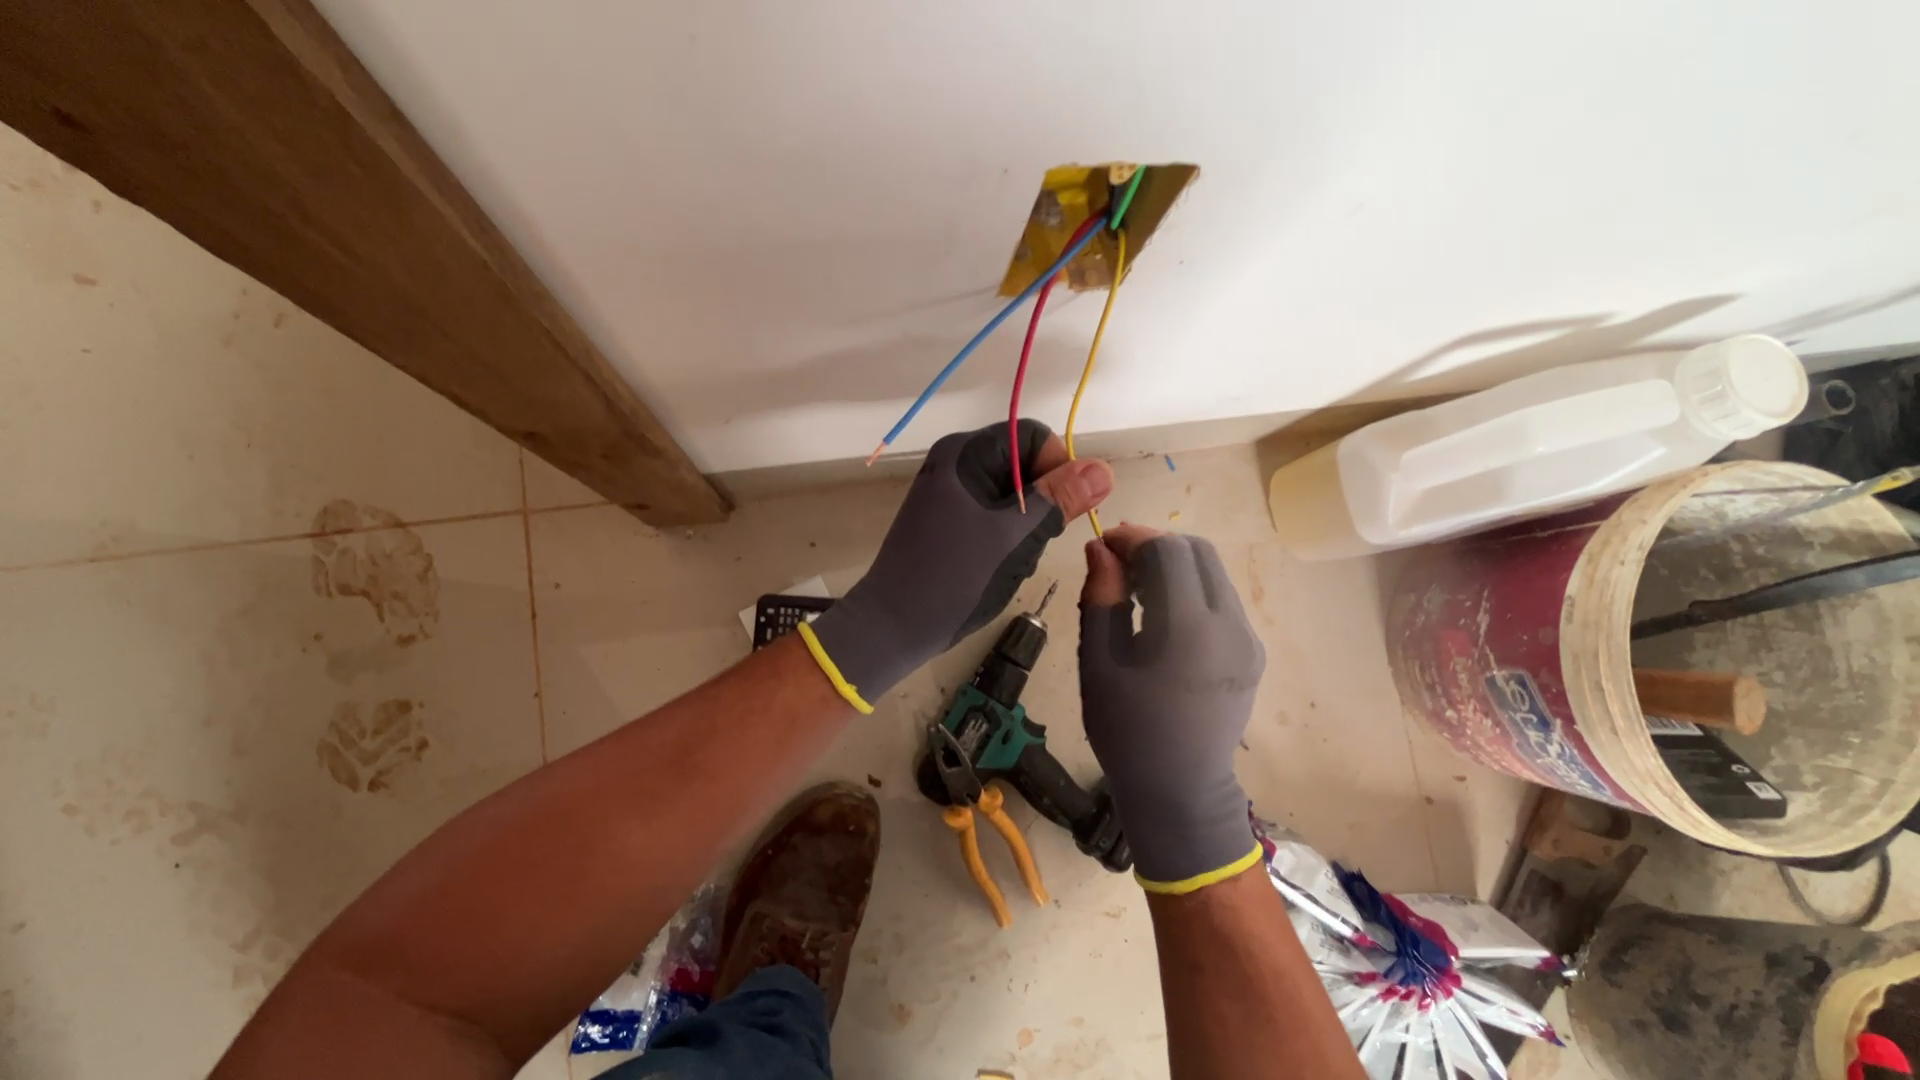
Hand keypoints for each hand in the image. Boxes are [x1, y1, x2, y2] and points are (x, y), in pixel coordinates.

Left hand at [803, 420, 1112, 712]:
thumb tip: (1103, 470)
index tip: (1062, 509)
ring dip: (1026, 526)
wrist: (893, 624)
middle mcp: (954, 463)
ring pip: (1012, 495)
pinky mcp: (945, 520)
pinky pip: (992, 515)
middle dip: (1042, 503)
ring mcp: (947, 493)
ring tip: (1012, 561)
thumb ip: (1060, 499)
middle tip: (1034, 542)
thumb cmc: (955, 577)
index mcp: (965, 453)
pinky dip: (1006, 537)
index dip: (1058, 467)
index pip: (1034, 436)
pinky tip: (998, 566)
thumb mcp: (1016, 537)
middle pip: (1024, 464)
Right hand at [1079, 525, 1265, 891]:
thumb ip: (1100, 599)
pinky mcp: (1252, 653)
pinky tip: (1161, 616)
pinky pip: (1222, 600)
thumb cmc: (1127, 732)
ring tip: (1135, 590)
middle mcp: (1230, 626)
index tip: (1101, 547)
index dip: (1132, 538)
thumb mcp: (1099, 664)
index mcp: (1189, 630)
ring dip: (1174, 566)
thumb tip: (1098, 549)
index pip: (1168, 551)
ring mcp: (1248, 639)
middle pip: (1198, 552)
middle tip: (1117, 565)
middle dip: (1155, 545)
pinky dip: (1190, 590)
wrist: (1180, 791)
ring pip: (1213, 573)